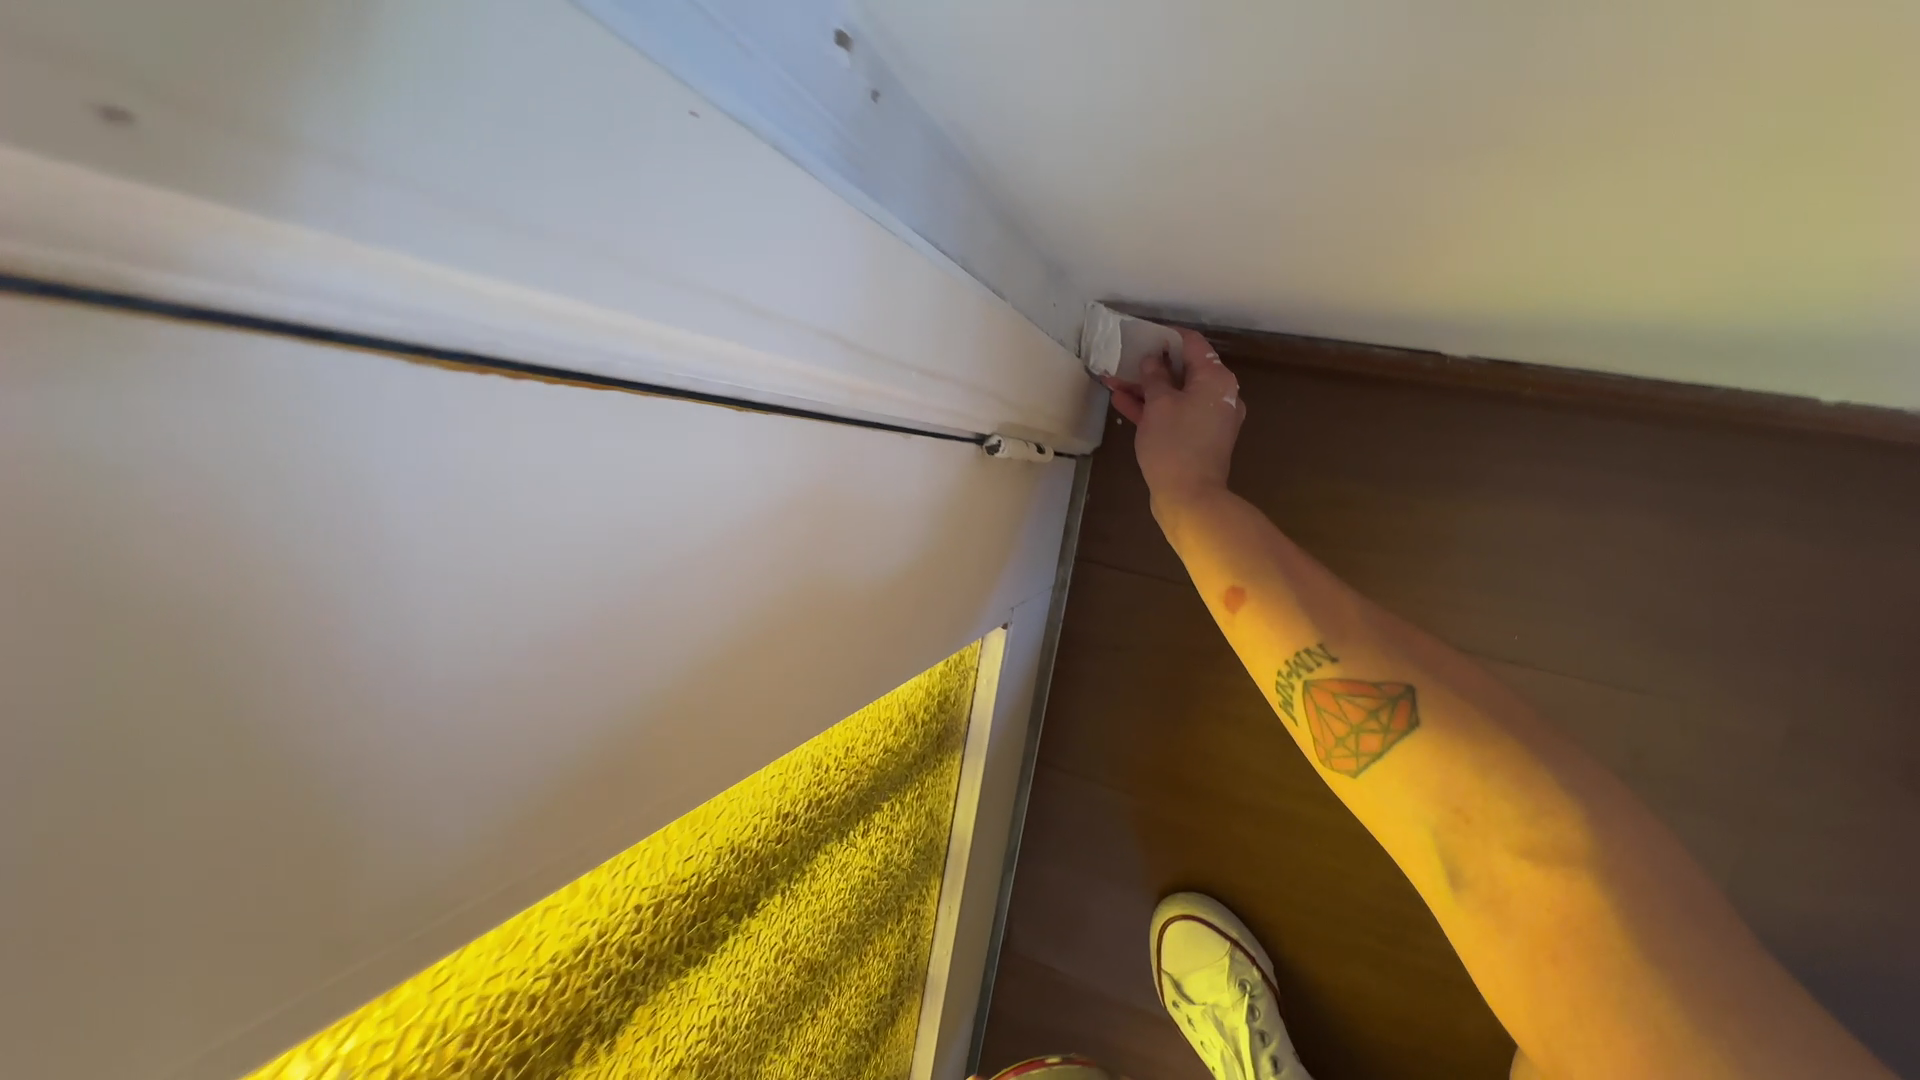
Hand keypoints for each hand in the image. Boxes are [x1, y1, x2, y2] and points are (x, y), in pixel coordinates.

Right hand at [1101, 328, 1244, 518]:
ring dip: (1147, 388)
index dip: (1166, 336)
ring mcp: (1209, 418)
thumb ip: (1154, 377)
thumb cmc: (1174, 444)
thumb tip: (1153, 360)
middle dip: (1152, 364)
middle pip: (1184, 369)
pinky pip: (1175, 414)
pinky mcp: (1198, 438)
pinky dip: (1153, 408)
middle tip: (1125, 358)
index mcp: (1216, 379)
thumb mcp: (1158, 405)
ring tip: (1115, 380)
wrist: (1189, 496)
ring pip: (1176, 394)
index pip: (1192, 344)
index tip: (1142, 334)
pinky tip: (1122, 402)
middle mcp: (1219, 394)